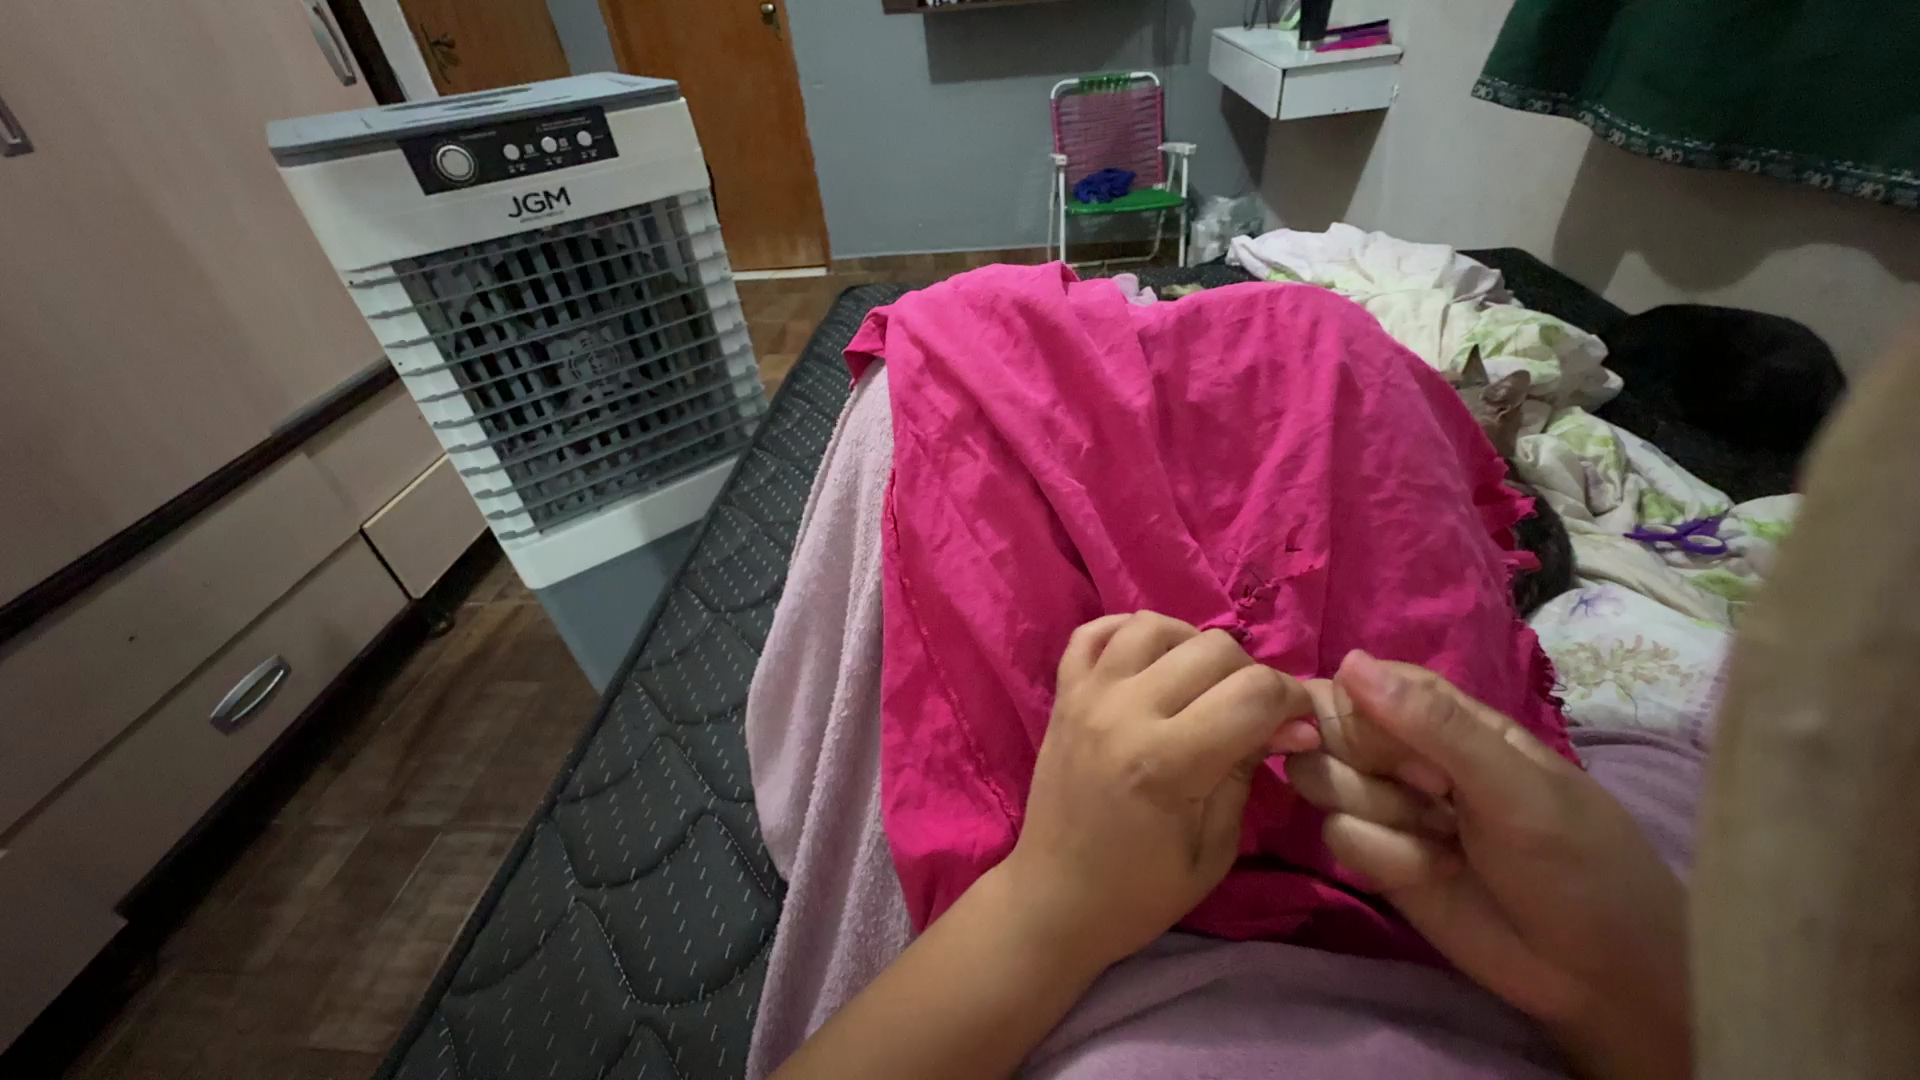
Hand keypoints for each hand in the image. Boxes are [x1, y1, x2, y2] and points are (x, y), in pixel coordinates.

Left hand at [1004, 612, 1321, 970]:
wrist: (1055, 897)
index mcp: (1167, 762)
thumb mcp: (1214, 848)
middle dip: (1250, 675)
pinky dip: (1125, 632)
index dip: (1293, 701)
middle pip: (1211, 648)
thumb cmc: (1140, 891)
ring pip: (1152, 625)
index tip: (1298, 724)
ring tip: (1200, 683)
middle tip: (1251, 712)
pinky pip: (1091, 632)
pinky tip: (1149, 660)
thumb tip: (1291, 723)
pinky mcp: (1062, 693)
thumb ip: (1247, 772)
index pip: (1254, 693)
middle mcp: (1124, 712)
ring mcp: (1087, 696)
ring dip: (1190, 644)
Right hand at [1285, 651, 1688, 1079]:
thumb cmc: (1580, 864)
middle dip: (1367, 768)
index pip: (1356, 682)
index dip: (1352, 708)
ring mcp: (1382, 802)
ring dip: (1379, 814)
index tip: (1386, 744)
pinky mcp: (1371, 853)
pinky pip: (1335, 835)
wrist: (1602, 980)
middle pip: (1324, 729)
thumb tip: (1349, 659)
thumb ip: (1434, 725)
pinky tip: (1434, 872)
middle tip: (1435, 794)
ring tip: (1442, 838)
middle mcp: (1399, 751)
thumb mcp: (1516, 788)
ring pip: (1318, 779)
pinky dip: (1385, 857)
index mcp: (1439, 715)